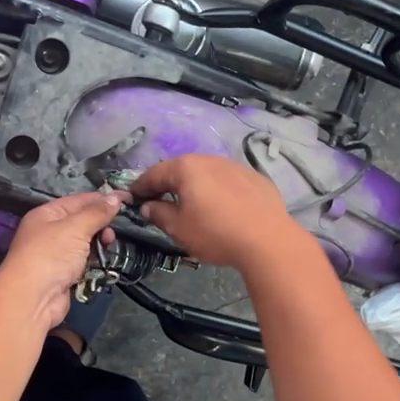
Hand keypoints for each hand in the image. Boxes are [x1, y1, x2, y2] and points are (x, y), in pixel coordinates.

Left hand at [0, 191, 126, 330]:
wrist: (34, 298)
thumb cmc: (51, 255)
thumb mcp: (75, 228)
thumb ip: (97, 213)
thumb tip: (115, 198)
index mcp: (47, 214)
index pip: (78, 201)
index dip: (102, 199)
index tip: (127, 199)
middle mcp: (50, 232)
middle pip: (82, 222)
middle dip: (101, 224)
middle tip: (113, 233)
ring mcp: (57, 255)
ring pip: (85, 243)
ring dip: (99, 244)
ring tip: (109, 246)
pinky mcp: (64, 274)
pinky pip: (84, 262)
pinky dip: (95, 261)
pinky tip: (104, 262)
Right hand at [131, 156, 304, 271]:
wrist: (267, 240)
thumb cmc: (215, 233)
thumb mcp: (179, 228)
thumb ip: (159, 214)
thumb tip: (149, 206)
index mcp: (186, 168)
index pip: (155, 173)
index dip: (140, 186)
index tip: (132, 197)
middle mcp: (211, 160)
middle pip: (182, 170)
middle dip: (168, 184)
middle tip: (160, 201)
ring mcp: (236, 167)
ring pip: (208, 174)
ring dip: (196, 186)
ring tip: (192, 204)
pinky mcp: (257, 179)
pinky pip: (230, 183)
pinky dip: (219, 192)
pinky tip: (223, 209)